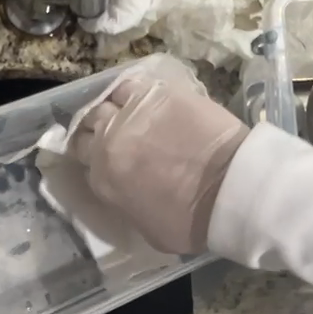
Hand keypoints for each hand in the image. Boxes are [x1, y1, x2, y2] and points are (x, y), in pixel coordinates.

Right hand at [72, 70, 249, 254]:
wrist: (229, 190)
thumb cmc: (189, 222)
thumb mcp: (145, 229)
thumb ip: (124, 203)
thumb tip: (124, 189)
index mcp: (102, 179)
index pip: (83, 160)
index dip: (92, 157)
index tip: (104, 158)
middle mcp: (107, 141)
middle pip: (88, 125)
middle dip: (95, 129)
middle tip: (111, 133)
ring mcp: (132, 113)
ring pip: (105, 100)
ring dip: (110, 106)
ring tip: (124, 112)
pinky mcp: (159, 93)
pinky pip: (132, 84)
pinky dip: (131, 90)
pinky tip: (140, 97)